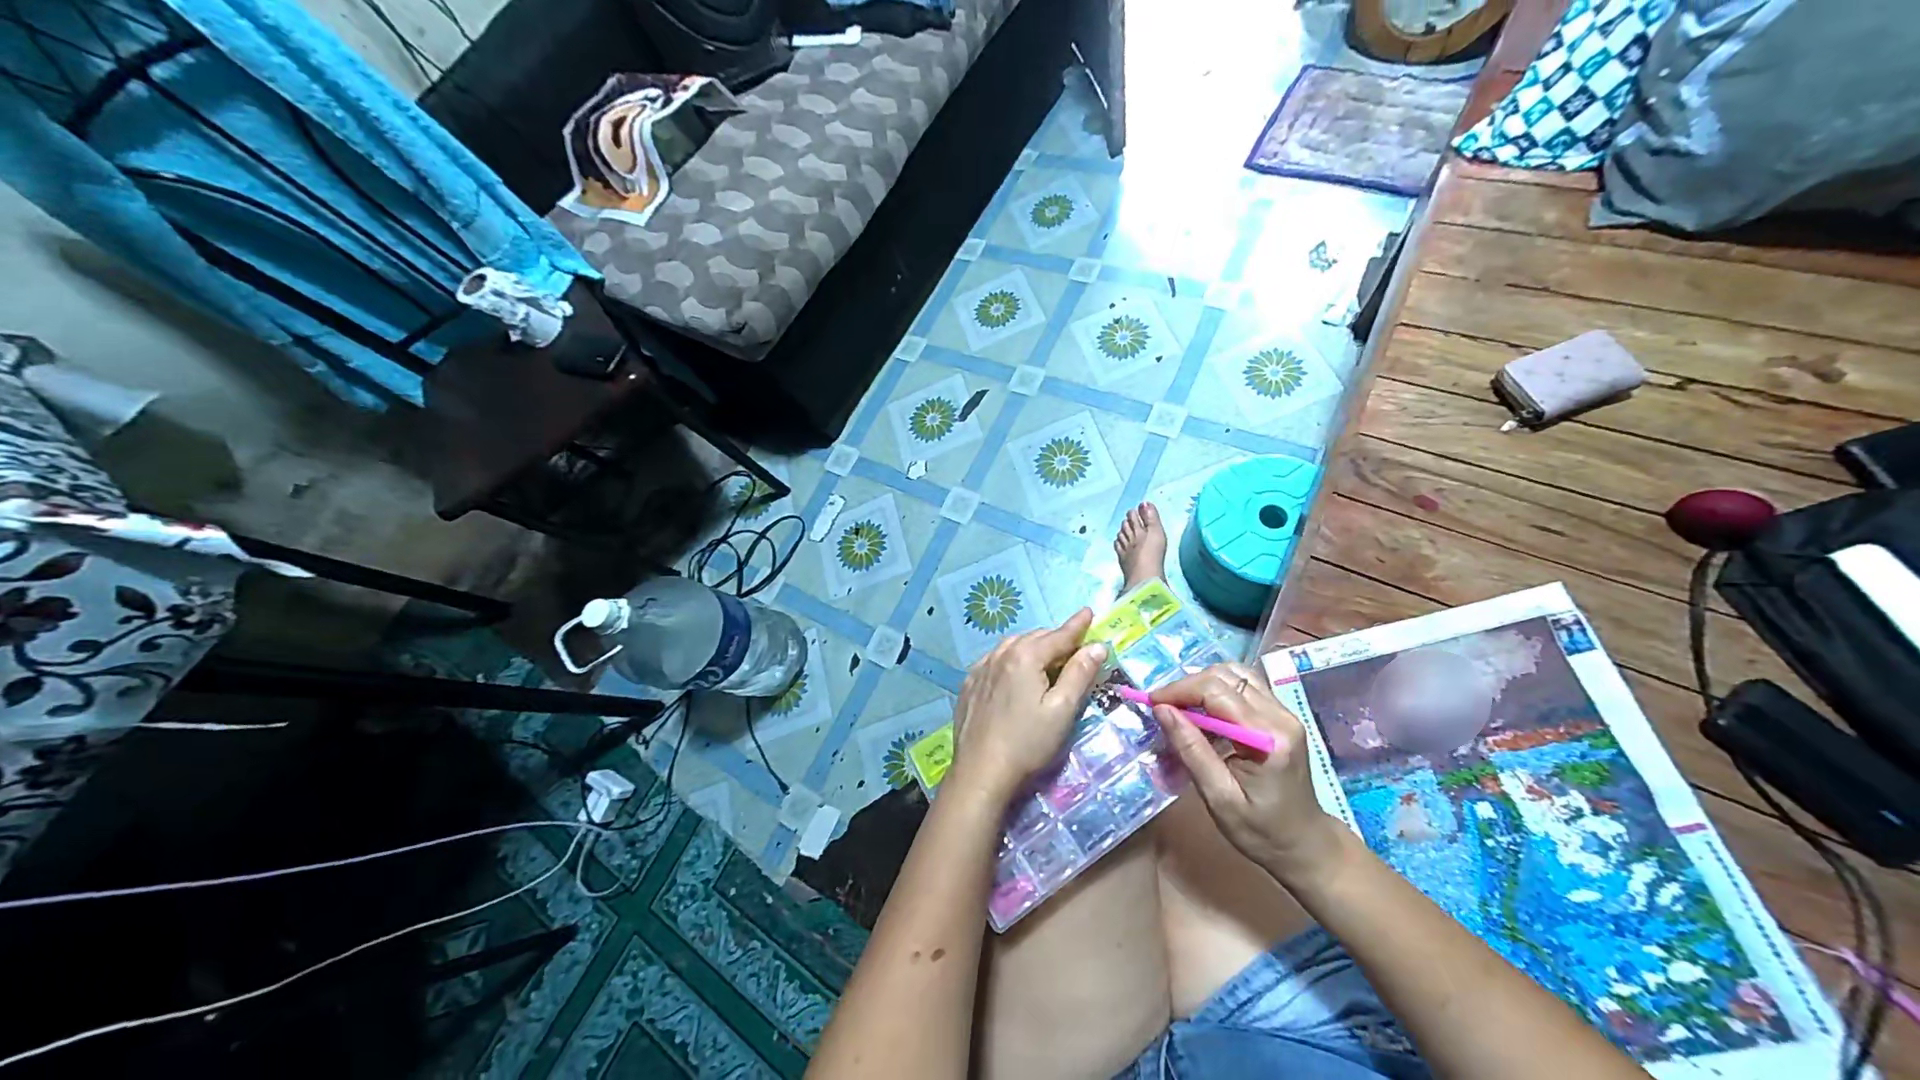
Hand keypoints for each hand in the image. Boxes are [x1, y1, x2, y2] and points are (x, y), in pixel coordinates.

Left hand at [948, 609, 1107, 803]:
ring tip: (1048, 659)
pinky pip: (995, 660)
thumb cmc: (1027, 743)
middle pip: (1035, 638)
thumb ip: (1080, 674)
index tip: (1089, 612)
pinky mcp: (970, 684)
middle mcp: (1000, 654)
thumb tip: (1096, 646)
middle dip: (1056, 639)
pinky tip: (1016, 674)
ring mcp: (981, 668)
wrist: (980, 772)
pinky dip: (1012, 659)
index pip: (1059, 635)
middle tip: (1075, 648)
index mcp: (1026, 656)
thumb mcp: (1062, 710)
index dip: (1077, 625)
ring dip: (1033, 647)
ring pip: (1013, 646)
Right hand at [1152, 662, 1344, 884]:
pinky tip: (1203, 713)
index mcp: (1267, 737)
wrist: (1303, 845)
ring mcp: (1283, 713)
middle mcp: (1280, 716)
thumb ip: (1191, 750)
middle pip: (1226, 676)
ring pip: (1234, 675)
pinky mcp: (1279, 716)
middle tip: (1162, 708)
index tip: (1151, 703)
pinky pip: (1243, 687)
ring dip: (1201, 685)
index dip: (1179, 690)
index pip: (1217, 691)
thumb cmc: (1260, 830)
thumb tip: (1162, 710)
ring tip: (1180, 708)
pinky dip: (1216, 691)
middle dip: (1187, 686)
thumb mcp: (1219, 797)